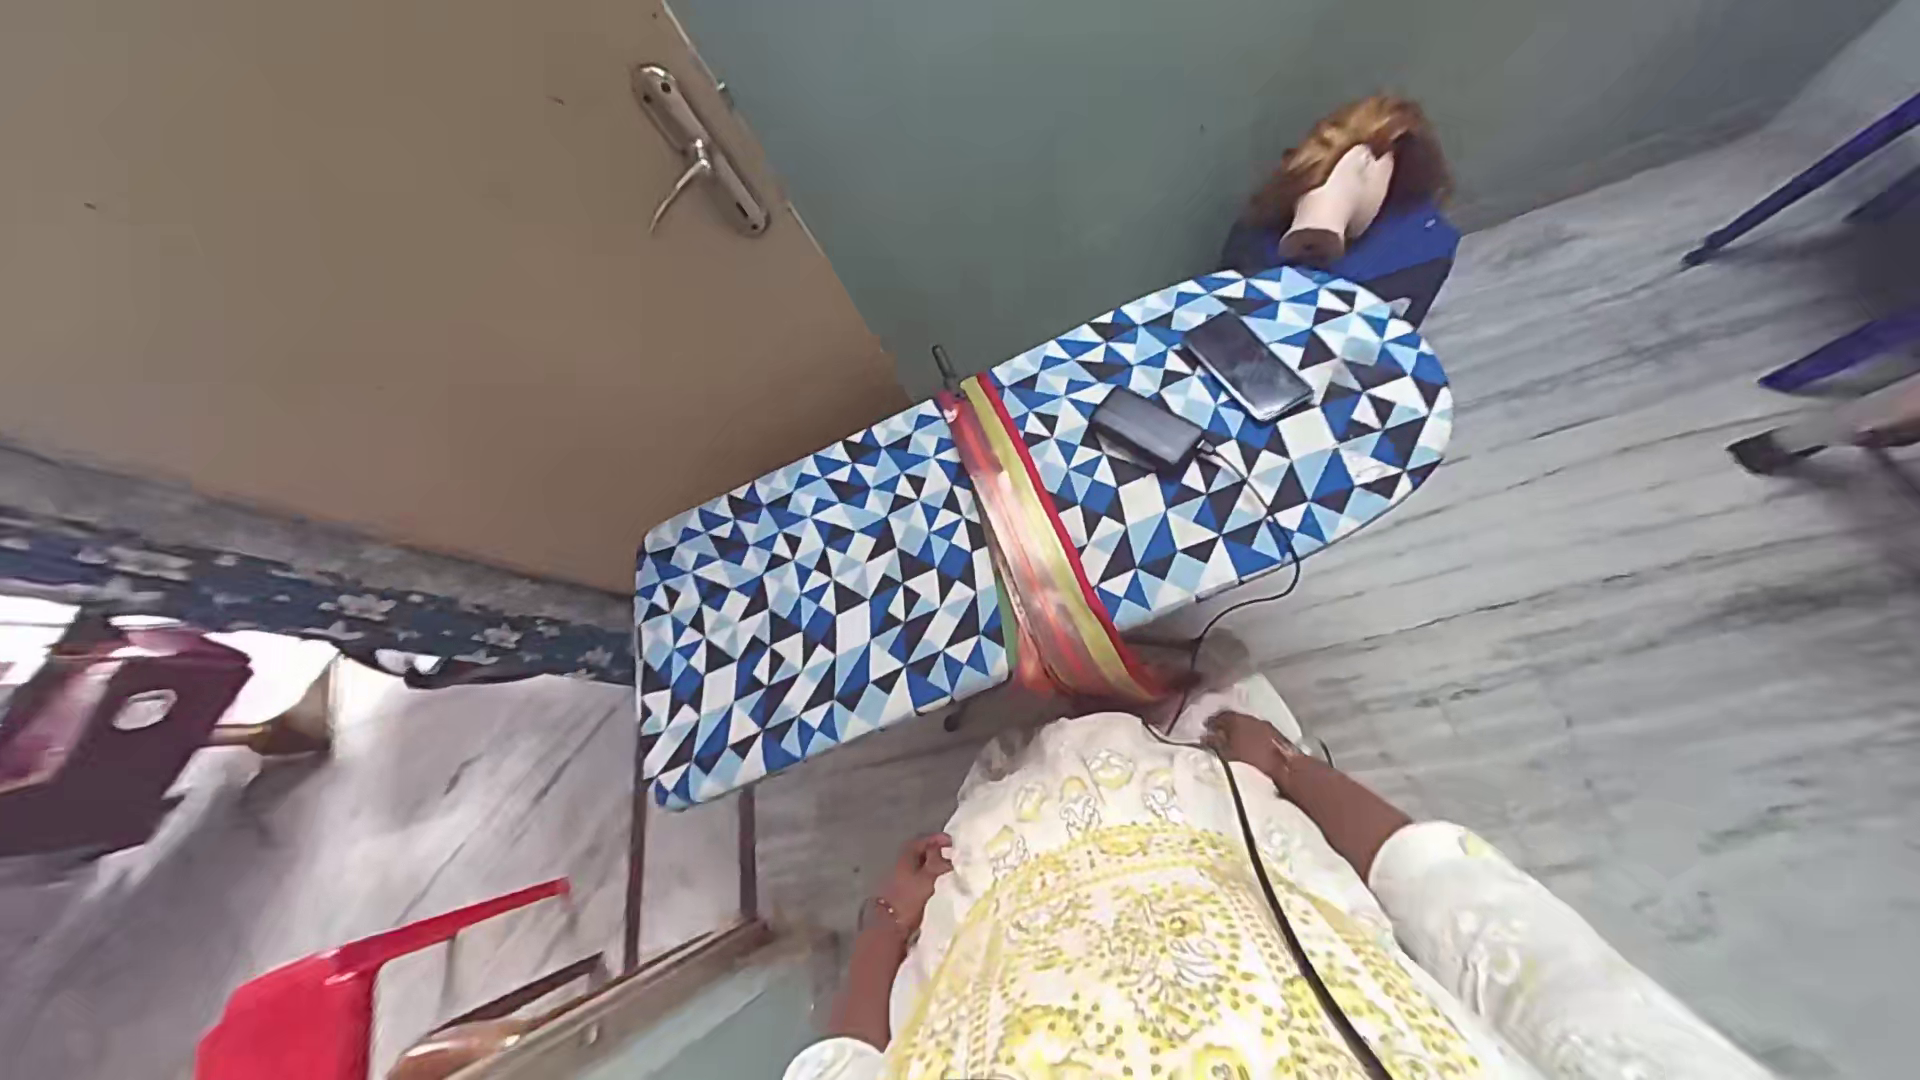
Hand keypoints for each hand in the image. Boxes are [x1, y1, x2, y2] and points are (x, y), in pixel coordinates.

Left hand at [875, 833, 952, 934]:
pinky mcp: (905, 890)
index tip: (953, 842)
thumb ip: (937, 862)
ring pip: (922, 865)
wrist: (891, 926)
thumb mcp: (926, 877)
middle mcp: (903, 862)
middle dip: (938, 852)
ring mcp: (903, 877)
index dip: (938, 839)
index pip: (924, 840)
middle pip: (923, 852)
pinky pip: (921, 876)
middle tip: (954, 855)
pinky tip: (941, 883)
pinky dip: (931, 876)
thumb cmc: (909, 898)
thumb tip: (946, 851)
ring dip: (935, 865)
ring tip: (950, 869)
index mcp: (907, 855)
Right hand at [1203, 710, 1298, 782]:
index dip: (1210, 723)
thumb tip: (1204, 736)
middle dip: (1224, 725)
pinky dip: (1249, 733)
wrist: (1285, 767)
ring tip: (1232, 739)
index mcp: (1234, 719)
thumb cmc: (1251, 761)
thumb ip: (1214, 742)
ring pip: (1245, 723)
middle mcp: (1248, 717)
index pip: (1217, 716)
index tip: (1205, 730)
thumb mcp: (1227, 753)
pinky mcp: (1274, 733)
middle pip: (1231, 718)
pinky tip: (1247, 742)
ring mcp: (1263, 724)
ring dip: (1238, 729)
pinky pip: (1255, 729)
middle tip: (1217, 734)